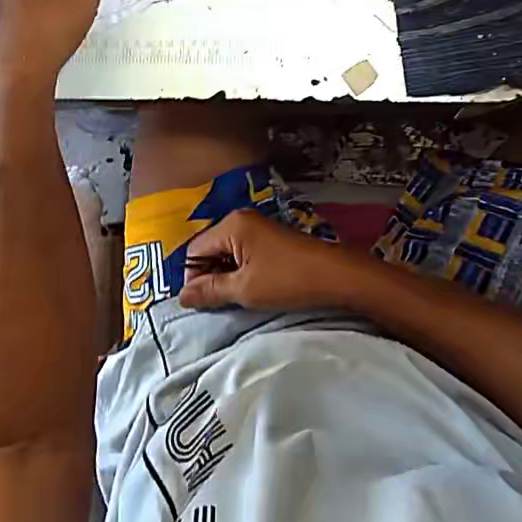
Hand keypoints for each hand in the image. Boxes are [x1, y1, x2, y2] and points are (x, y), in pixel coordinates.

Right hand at [178, 209, 368, 312]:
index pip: (194, 250)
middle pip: (209, 248)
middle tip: (217, 302)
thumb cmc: (288, 281)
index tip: (200, 302)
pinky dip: (240, 270)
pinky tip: (250, 288)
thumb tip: (182, 297)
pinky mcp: (270, 237)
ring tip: (235, 297)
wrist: (339, 276)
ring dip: (225, 274)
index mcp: (230, 225)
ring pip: (225, 251)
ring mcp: (257, 227)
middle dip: (208, 275)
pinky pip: (242, 251)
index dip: (192, 277)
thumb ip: (210, 291)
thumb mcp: (244, 290)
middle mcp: (240, 219)